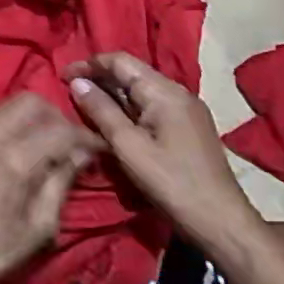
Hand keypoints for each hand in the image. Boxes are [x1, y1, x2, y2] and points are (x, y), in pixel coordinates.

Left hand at [0, 94, 100, 283]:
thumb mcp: (41, 224)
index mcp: (15, 159)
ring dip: (32, 117)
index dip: (87, 137)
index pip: (62, 129)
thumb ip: (62, 181)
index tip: (100, 149)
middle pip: (32, 102)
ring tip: (47, 142)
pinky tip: (14, 143)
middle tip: (71, 143)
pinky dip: (6, 120)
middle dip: (58, 118)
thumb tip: (83, 153)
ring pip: (8, 103)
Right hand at [62, 53, 263, 252]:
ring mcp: (185, 110)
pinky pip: (149, 105)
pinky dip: (125, 107)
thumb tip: (77, 83)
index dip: (88, 64)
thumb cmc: (170, 182)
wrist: (220, 222)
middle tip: (69, 93)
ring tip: (85, 107)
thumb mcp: (127, 145)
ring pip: (139, 89)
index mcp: (165, 93)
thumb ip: (100, 110)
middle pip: (130, 72)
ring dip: (110, 94)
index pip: (120, 61)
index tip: (62, 78)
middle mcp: (178, 94)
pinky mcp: (186, 126)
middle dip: (98, 78)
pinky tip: (111, 122)